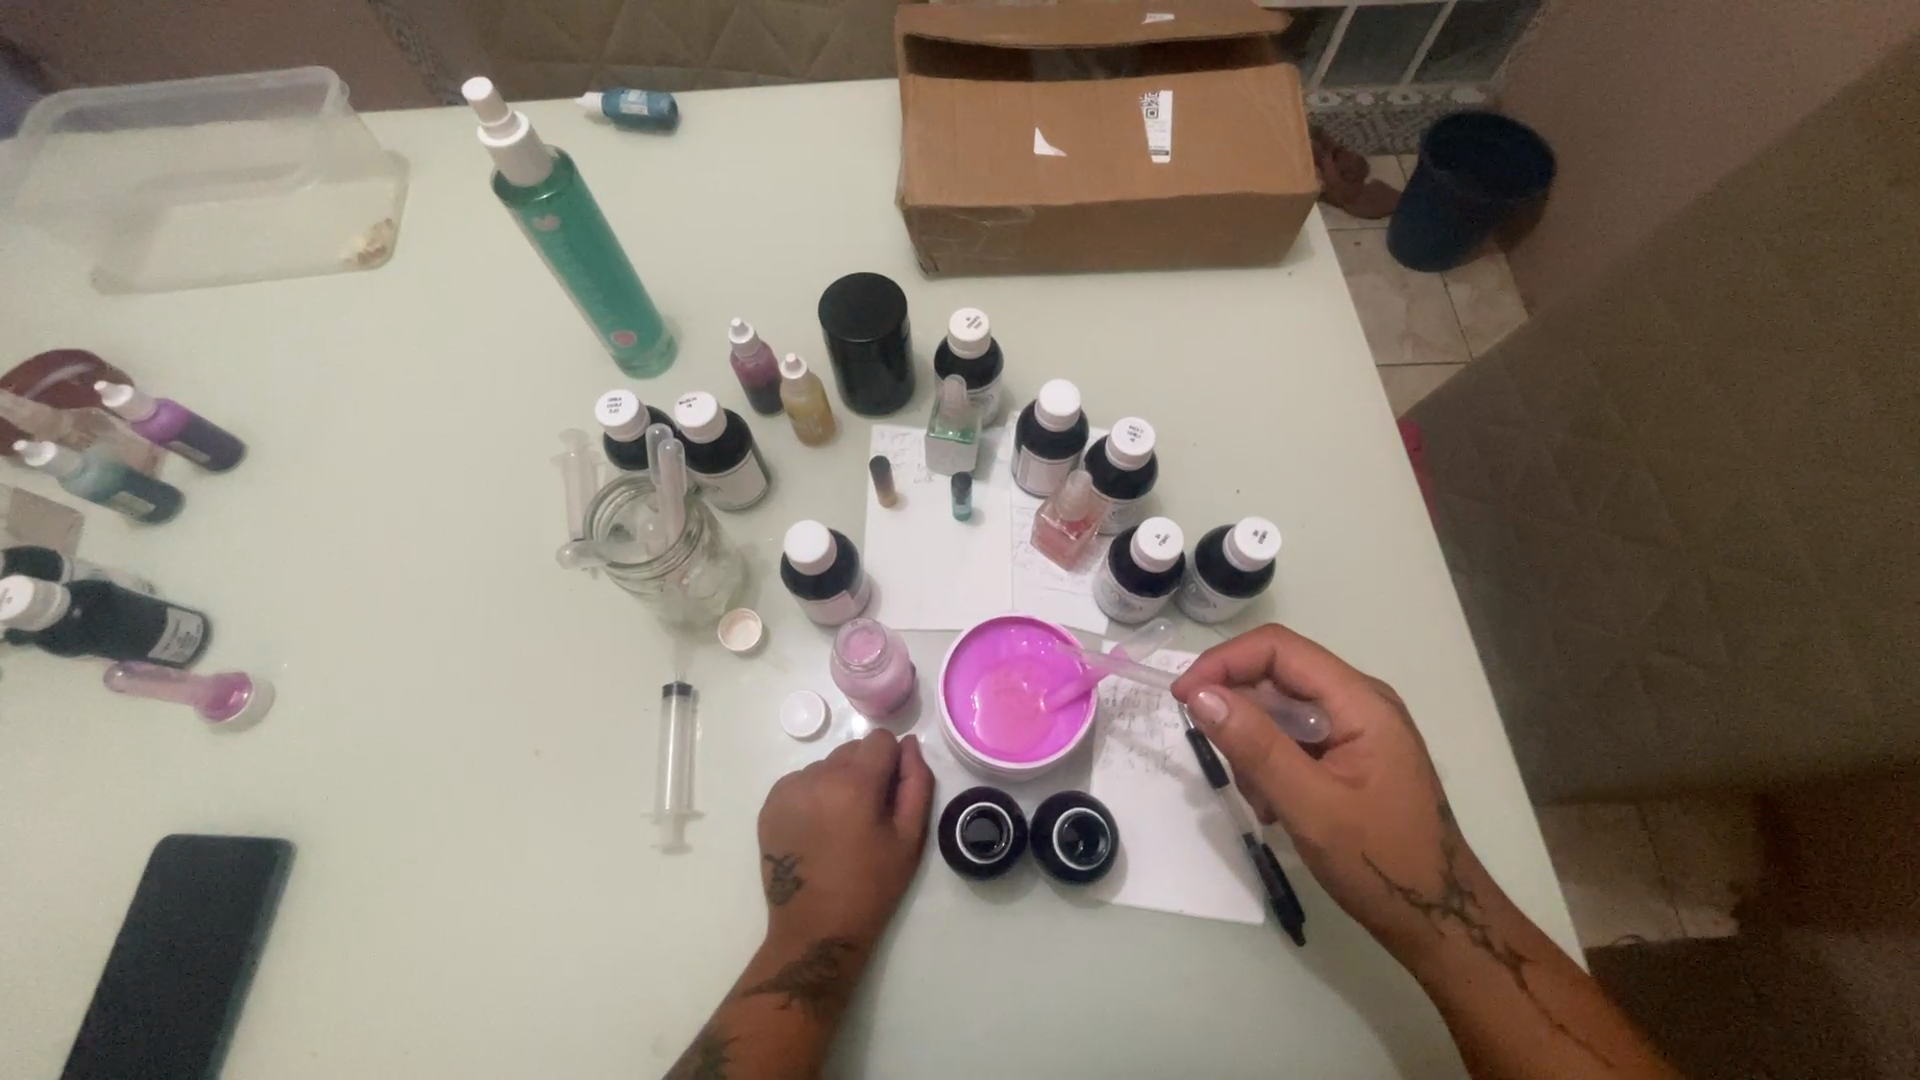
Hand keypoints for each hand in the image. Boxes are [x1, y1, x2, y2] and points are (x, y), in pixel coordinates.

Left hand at [756, 730, 933, 953]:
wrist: (816, 930)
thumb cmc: (871, 886)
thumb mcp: (909, 838)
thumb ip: (916, 783)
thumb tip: (909, 746)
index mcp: (855, 784)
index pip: (881, 738)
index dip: (892, 761)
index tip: (890, 793)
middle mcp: (817, 777)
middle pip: (852, 749)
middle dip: (865, 771)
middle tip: (867, 814)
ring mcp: (789, 790)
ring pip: (826, 764)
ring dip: (838, 782)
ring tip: (840, 824)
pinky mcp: (770, 805)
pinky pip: (801, 780)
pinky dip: (813, 794)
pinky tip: (817, 828)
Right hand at [1170, 624, 1485, 953]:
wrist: (1441, 922)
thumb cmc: (1382, 864)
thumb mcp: (1310, 806)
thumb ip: (1255, 745)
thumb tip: (1200, 695)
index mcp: (1360, 701)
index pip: (1278, 649)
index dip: (1224, 663)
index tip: (1184, 697)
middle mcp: (1358, 701)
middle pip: (1275, 676)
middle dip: (1239, 714)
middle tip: (1224, 762)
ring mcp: (1354, 728)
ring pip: (1277, 710)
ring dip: (1253, 748)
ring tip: (1265, 802)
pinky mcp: (1347, 753)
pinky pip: (1290, 737)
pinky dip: (1269, 764)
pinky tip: (1277, 807)